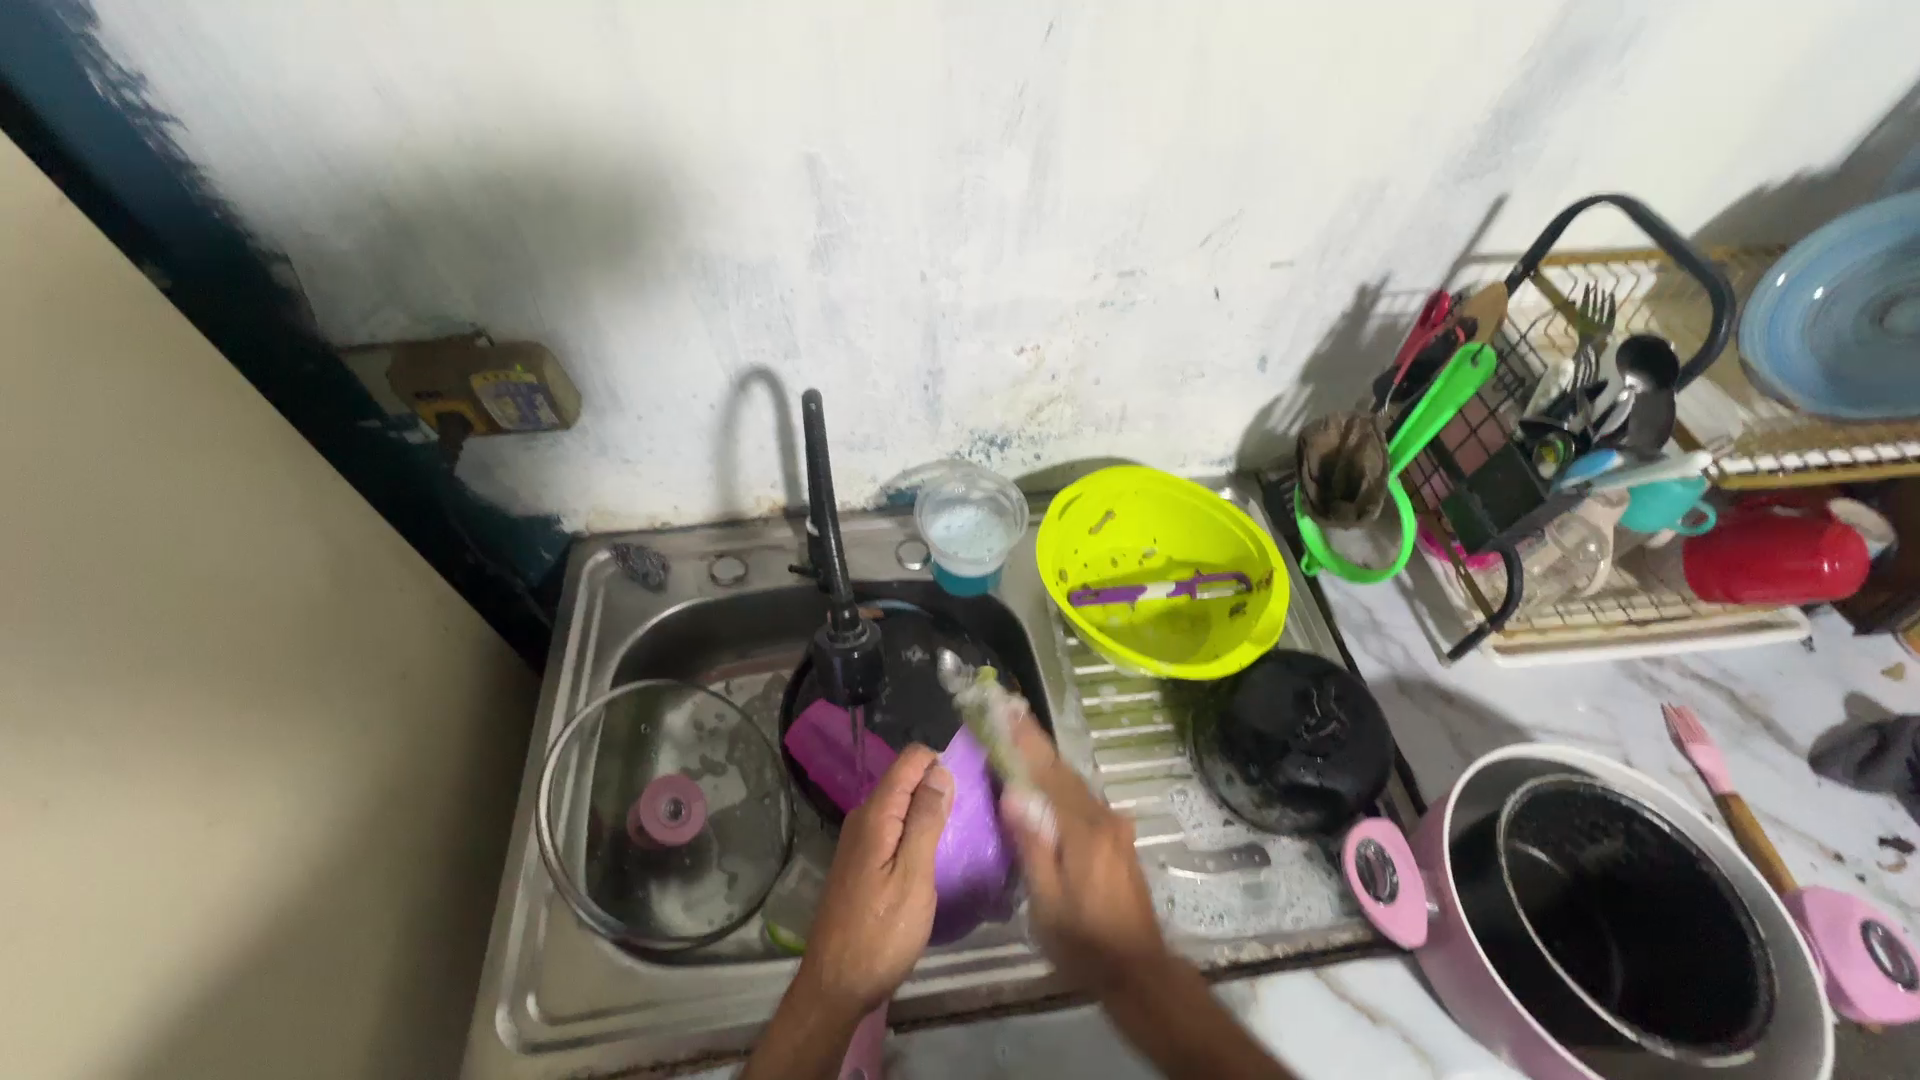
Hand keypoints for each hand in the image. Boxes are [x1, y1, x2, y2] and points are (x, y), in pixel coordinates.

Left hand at [798, 743, 952, 1013]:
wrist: (836, 985)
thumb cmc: (880, 934)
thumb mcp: (913, 877)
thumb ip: (926, 821)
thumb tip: (941, 771)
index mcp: (875, 815)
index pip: (910, 760)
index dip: (941, 763)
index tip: (972, 784)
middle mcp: (863, 818)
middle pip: (905, 780)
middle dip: (938, 787)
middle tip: (973, 815)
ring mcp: (859, 840)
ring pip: (901, 805)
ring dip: (929, 812)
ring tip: (961, 834)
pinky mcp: (862, 861)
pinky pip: (893, 828)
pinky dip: (916, 833)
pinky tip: (935, 856)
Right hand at [999, 709, 1169, 991]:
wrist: (1138, 970)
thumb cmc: (1084, 941)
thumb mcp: (1048, 901)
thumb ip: (1032, 844)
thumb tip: (1013, 793)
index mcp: (1084, 830)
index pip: (1049, 774)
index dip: (1027, 741)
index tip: (1009, 710)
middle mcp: (1104, 819)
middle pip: (1064, 774)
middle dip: (1035, 745)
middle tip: (1008, 717)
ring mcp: (1115, 828)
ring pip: (1075, 787)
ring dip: (1047, 764)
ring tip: (1020, 742)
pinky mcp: (1117, 840)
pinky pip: (1082, 802)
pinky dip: (1060, 786)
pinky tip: (1045, 788)